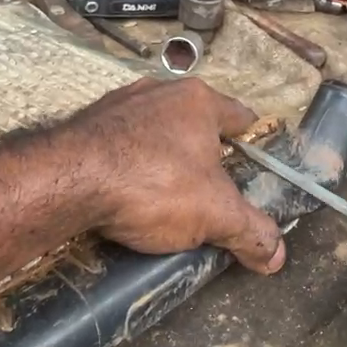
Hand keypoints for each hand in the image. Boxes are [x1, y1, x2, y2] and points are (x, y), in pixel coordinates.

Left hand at [65, 79, 285, 273]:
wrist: (69, 179)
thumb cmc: (153, 184)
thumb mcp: (215, 215)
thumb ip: (251, 231)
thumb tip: (276, 255)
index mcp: (198, 101)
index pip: (237, 114)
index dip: (248, 137)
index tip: (251, 155)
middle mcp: (161, 91)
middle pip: (194, 120)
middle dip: (202, 149)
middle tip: (209, 184)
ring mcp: (120, 103)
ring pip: (155, 127)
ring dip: (162, 152)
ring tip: (165, 189)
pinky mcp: (87, 122)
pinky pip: (119, 141)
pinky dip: (127, 160)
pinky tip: (125, 188)